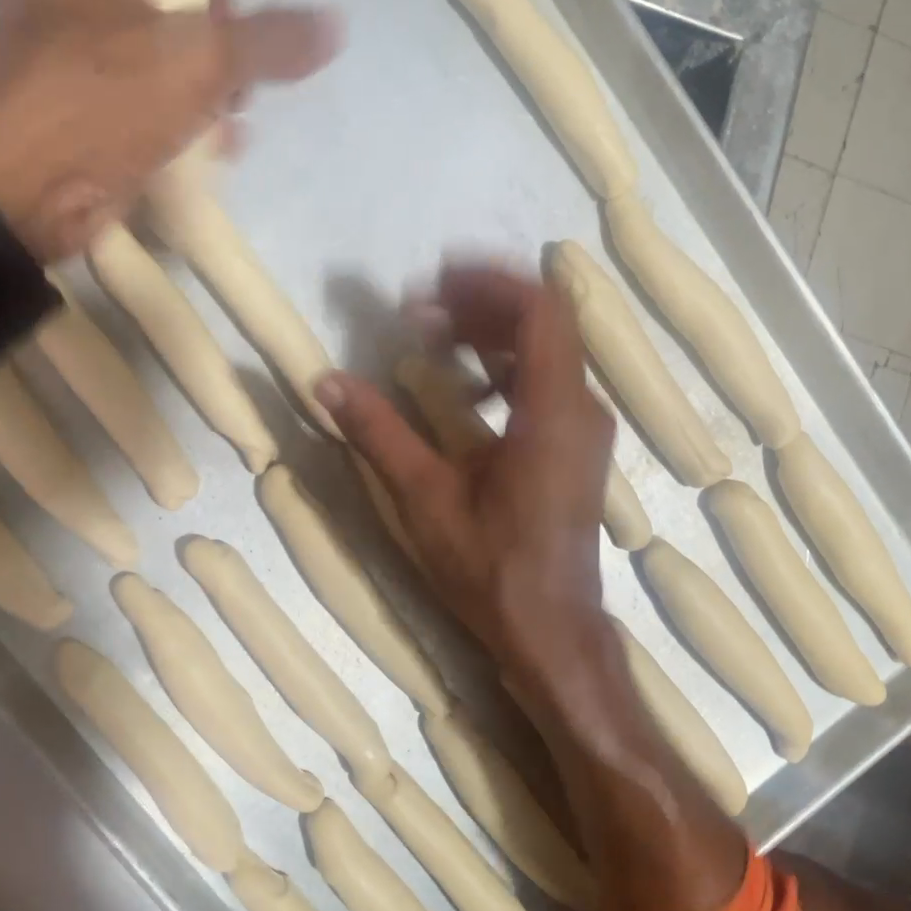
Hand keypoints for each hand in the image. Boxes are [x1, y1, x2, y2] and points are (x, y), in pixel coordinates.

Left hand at [0, 0, 339, 261]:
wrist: (12, 195)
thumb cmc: (95, 102)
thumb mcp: (194, 62)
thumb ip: (268, 42)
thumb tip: (333, 27)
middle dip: (223, 27)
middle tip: (251, 62)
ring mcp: (73, 49)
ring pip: (160, 47)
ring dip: (208, 80)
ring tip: (238, 114)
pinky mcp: (79, 106)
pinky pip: (143, 94)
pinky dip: (182, 114)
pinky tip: (215, 145)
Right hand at [317, 264, 617, 697]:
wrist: (550, 629)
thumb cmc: (491, 568)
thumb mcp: (425, 499)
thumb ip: (378, 433)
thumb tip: (325, 383)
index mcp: (554, 412)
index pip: (539, 310)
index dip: (486, 283)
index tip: (431, 282)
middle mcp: (582, 408)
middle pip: (543, 322)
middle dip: (481, 303)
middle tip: (419, 309)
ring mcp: (585, 428)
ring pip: (546, 351)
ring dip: (491, 334)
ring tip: (432, 337)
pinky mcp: (576, 448)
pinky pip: (546, 383)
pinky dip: (503, 369)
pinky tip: (460, 390)